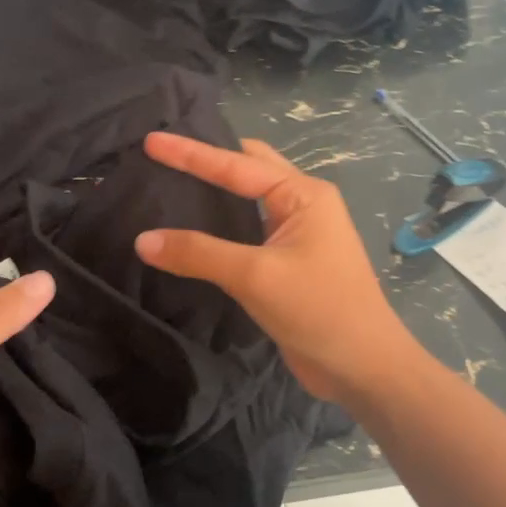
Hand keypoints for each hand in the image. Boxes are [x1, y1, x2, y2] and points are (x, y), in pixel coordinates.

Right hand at [134, 131, 419, 404]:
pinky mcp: (288, 266)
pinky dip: (220, 228)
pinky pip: (247, 235)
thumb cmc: (318, 310)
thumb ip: (198, 254)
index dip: (191, 152)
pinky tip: (191, 235)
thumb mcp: (255, 276)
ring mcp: (297, 237)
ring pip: (248, 203)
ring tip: (169, 186)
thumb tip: (142, 240)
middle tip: (163, 154)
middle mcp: (303, 206)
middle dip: (209, 159)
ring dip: (214, 194)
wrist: (362, 366)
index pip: (237, 164)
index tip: (150, 140)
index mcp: (304, 194)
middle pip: (248, 170)